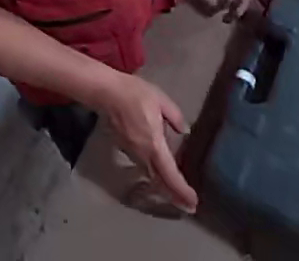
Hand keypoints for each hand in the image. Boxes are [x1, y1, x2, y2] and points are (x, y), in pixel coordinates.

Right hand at [92, 71, 198, 213]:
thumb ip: (175, 116)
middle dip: (174, 195)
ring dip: (163, 186)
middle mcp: (143, 154)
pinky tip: (156, 171)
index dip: (182, 191)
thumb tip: (184, 131)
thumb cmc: (133, 93)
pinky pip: (142, 166)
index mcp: (154, 144)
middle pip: (160, 181)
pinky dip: (152, 174)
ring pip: (150, 175)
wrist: (105, 91)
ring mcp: (131, 152)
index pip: (170, 175)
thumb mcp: (160, 99)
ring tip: (174, 192)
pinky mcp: (123, 147)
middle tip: (187, 206)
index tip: (193, 203)